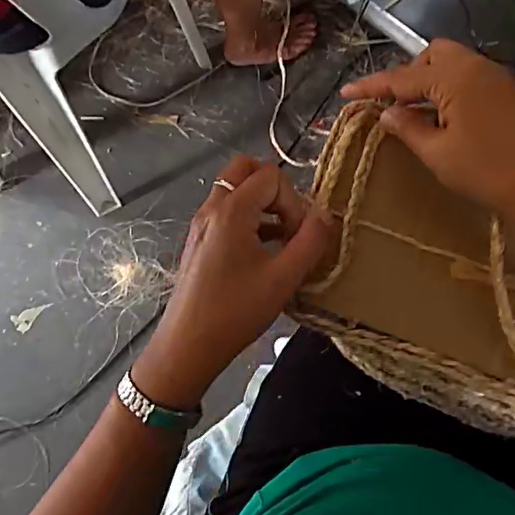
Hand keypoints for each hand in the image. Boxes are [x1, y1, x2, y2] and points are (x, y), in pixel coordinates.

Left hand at [131, 155, 333, 410]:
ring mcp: (201, 223)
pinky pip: (226, 212)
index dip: (293, 201)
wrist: (188, 345)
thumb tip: (326, 216)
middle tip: (290, 222)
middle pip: (246, 169)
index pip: (272, 176)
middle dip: (275, 189)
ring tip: (281, 240)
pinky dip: (248, 219)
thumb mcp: (284, 278)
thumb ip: (311, 242)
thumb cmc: (236, 311)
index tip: (298, 236)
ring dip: (262, 204)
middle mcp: (212, 208)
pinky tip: (263, 253)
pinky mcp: (199, 240)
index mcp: (232, 211)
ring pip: (234, 190)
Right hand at [341, 39, 514, 232]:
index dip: (371, 86)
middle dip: (408, 74)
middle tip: (395, 105)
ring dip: (430, 80)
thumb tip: (387, 112)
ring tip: (418, 113)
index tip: (347, 92)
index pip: (402, 77)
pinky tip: (445, 116)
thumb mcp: (438, 153)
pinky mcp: (507, 91)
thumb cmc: (486, 171)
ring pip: (452, 62)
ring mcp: (495, 76)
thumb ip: (408, 128)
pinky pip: (469, 76)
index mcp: (453, 76)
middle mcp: (475, 65)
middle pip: (431, 54)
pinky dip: (450, 87)